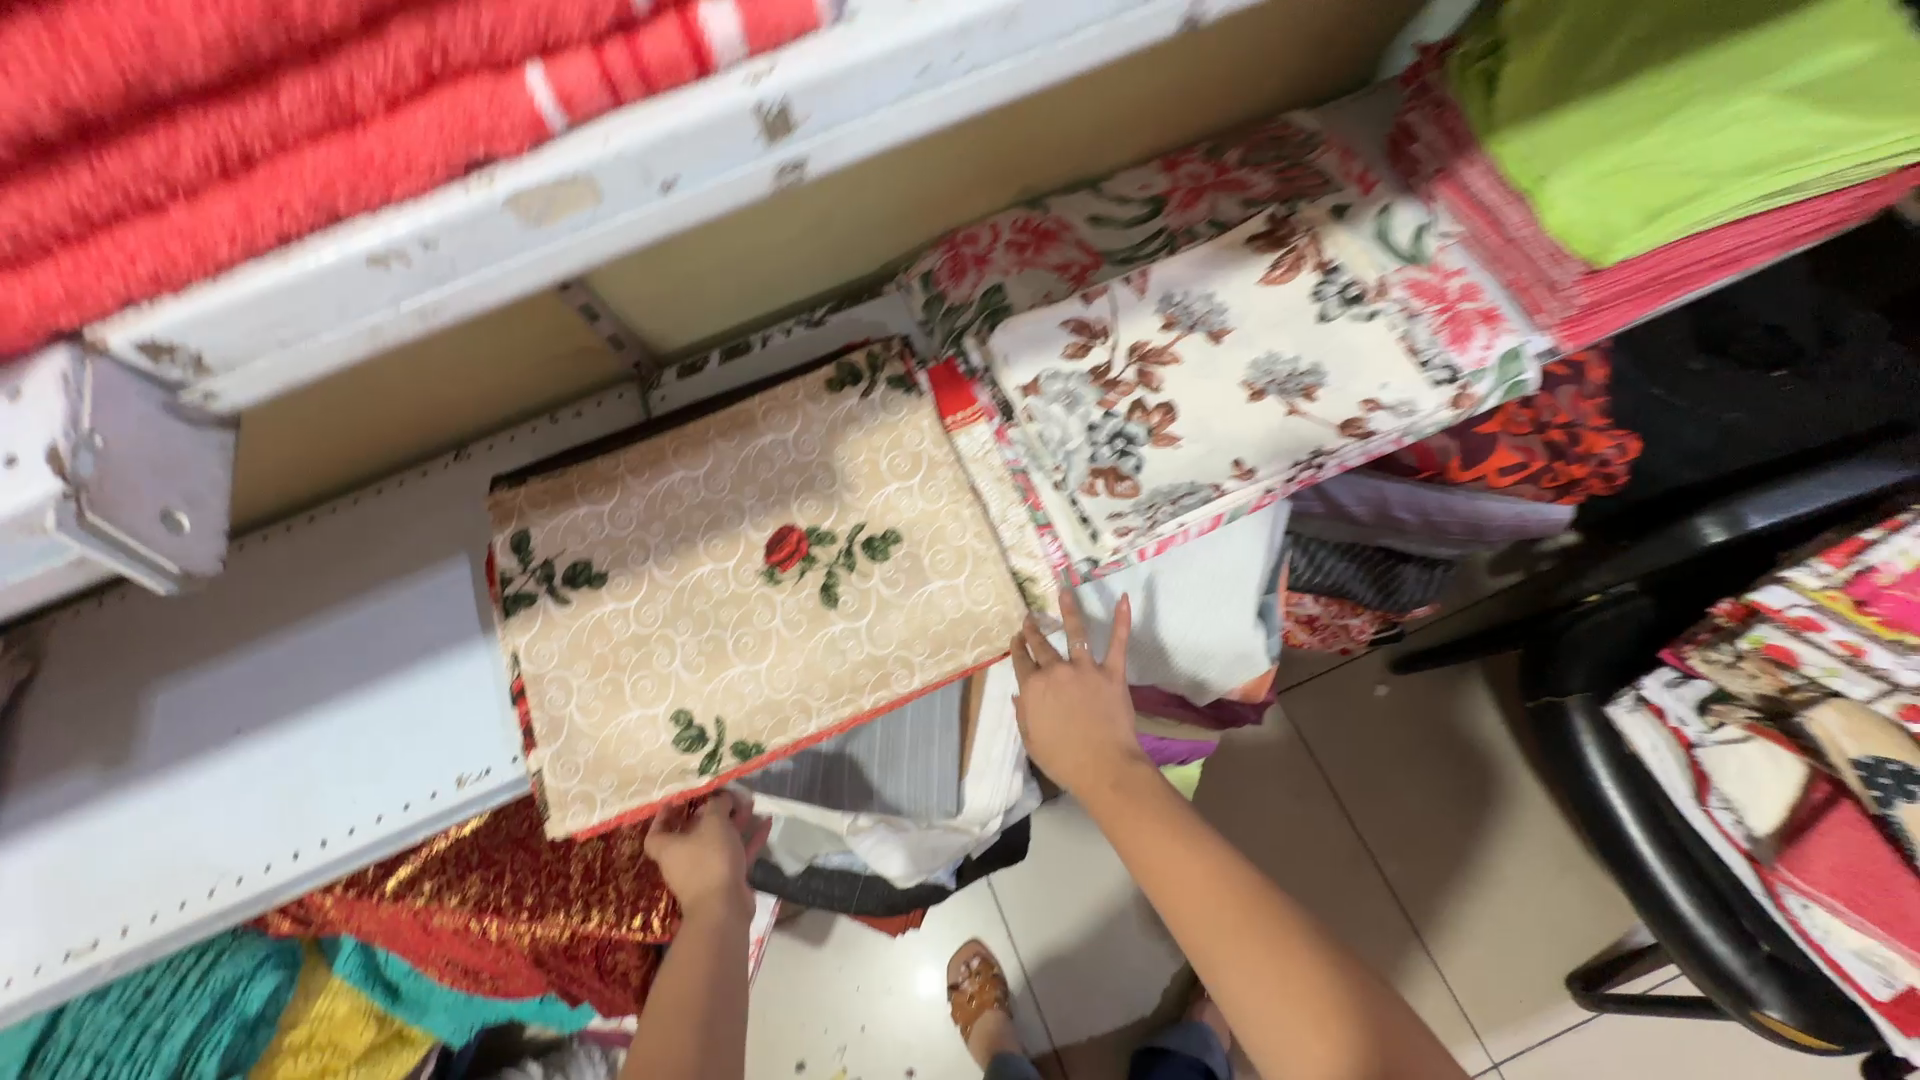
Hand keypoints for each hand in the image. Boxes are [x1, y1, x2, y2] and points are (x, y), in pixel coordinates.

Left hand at [645, 790, 769, 920]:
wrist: (723, 907)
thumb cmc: (709, 859)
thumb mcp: (714, 822)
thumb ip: (718, 804)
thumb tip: (721, 797)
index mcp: (669, 848)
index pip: (656, 832)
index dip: (664, 816)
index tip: (679, 801)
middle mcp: (683, 861)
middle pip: (694, 833)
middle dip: (712, 814)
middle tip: (727, 797)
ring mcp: (705, 872)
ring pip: (719, 842)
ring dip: (734, 823)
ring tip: (750, 804)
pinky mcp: (726, 880)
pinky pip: (737, 854)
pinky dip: (749, 839)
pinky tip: (766, 822)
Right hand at [1010, 590, 1150, 796]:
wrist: (1102, 766)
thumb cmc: (1063, 760)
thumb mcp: (1031, 740)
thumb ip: (1023, 714)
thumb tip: (1019, 696)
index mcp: (1032, 689)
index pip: (1021, 661)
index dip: (1017, 648)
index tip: (1016, 638)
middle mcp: (1055, 672)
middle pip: (1042, 645)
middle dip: (1033, 630)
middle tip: (1030, 618)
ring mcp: (1085, 670)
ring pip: (1075, 633)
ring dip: (1069, 610)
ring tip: (1065, 592)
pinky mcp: (1112, 674)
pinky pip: (1117, 643)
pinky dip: (1122, 621)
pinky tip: (1124, 600)